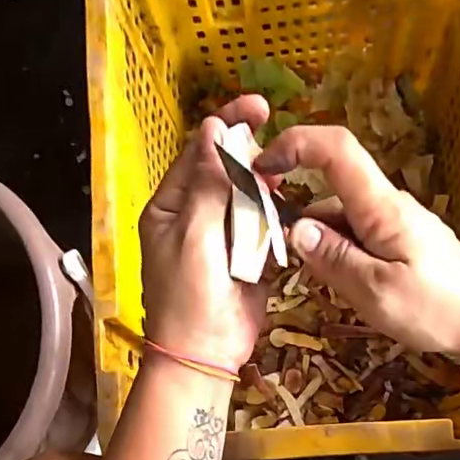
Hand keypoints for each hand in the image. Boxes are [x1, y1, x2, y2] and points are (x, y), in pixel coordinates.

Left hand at [138, 95, 272, 369]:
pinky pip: (264, 228)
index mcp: (171, 206)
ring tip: (281, 192)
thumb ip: (209, 183)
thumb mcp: (193, 234)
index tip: (260, 107)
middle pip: (227, 172)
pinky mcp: (248, 256)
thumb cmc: (188, 295)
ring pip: (250, 198)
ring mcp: (224, 236)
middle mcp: (196, 215)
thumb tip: (215, 130)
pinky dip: (276, 221)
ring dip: (267, 193)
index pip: (198, 152)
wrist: (205, 353)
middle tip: (276, 162)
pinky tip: (287, 217)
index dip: (227, 124)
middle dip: (252, 162)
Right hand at [254, 126, 459, 356]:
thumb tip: (294, 227)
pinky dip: (339, 256)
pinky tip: (343, 288)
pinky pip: (358, 239)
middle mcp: (387, 206)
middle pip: (330, 195)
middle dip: (298, 220)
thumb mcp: (374, 291)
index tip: (261, 167)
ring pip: (342, 222)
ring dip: (320, 246)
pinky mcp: (401, 244)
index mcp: (381, 207)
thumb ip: (333, 258)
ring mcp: (395, 224)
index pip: (336, 151)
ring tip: (321, 287)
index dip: (295, 144)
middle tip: (280, 261)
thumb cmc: (435, 309)